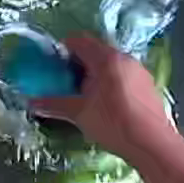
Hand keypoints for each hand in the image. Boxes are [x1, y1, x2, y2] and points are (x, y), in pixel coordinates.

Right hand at [32, 35, 173, 160]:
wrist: (152, 142)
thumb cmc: (113, 123)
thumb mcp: (79, 113)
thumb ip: (54, 104)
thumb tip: (31, 102)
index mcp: (107, 58)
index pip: (80, 40)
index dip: (63, 49)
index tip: (53, 66)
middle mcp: (125, 58)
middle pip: (97, 51)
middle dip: (79, 63)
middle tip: (65, 83)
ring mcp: (139, 70)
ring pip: (112, 63)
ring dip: (96, 73)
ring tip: (84, 95)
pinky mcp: (148, 84)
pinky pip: (124, 74)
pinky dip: (111, 81)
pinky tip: (106, 103)